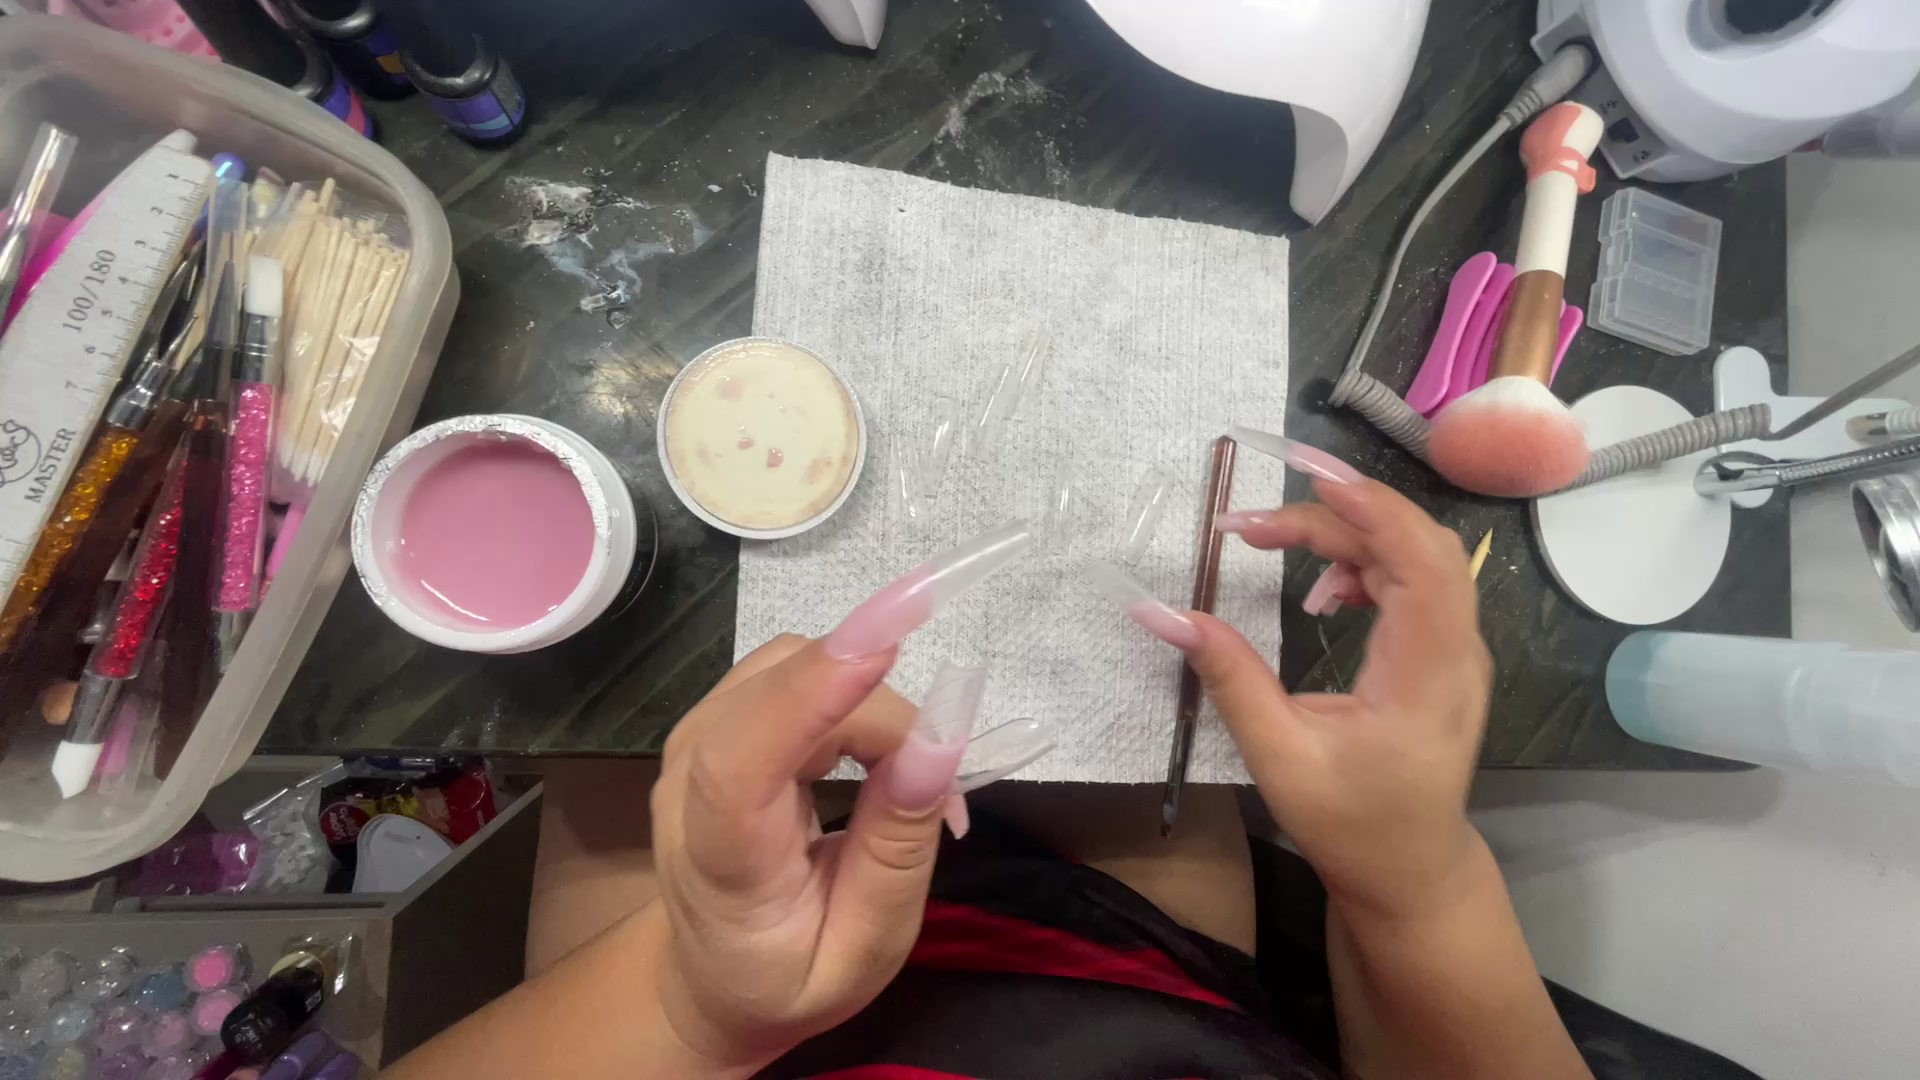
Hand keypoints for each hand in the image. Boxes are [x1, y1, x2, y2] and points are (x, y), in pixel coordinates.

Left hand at [646, 634, 944, 1072]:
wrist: (711, 973)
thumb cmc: (789, 976)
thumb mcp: (865, 946)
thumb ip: (899, 846)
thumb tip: (941, 740)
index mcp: (716, 860)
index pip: (742, 760)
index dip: (813, 692)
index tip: (889, 643)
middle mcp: (686, 776)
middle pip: (787, 693)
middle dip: (883, 716)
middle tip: (936, 790)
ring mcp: (695, 733)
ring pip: (795, 664)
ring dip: (868, 704)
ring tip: (896, 778)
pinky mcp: (716, 712)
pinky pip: (794, 667)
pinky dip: (850, 691)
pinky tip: (866, 748)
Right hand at [1205, 465, 1489, 918]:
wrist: (1409, 867)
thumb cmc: (1348, 821)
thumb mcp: (1276, 754)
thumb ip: (1225, 676)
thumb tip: (1160, 613)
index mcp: (1425, 678)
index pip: (1421, 567)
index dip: (1372, 511)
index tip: (1306, 479)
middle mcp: (1456, 653)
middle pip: (1413, 546)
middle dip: (1335, 513)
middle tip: (1251, 521)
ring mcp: (1455, 650)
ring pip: (1412, 555)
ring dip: (1342, 534)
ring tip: (1271, 543)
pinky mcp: (1440, 652)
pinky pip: (1410, 579)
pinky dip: (1361, 562)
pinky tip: (1321, 590)